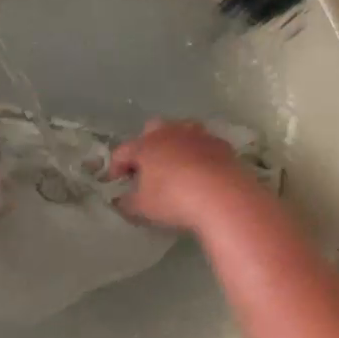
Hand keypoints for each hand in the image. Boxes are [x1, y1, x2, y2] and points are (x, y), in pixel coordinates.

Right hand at [110, 119, 258, 230]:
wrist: (223, 197)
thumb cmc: (174, 199)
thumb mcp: (142, 207)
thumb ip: (127, 203)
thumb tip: (120, 201)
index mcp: (146, 145)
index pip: (123, 151)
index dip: (115, 167)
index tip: (115, 183)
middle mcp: (171, 133)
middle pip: (153, 130)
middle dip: (146, 145)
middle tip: (147, 168)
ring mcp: (199, 136)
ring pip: (181, 130)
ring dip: (175, 144)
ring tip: (175, 165)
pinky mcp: (222, 145)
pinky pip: (204, 145)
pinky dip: (199, 154)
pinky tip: (201, 172)